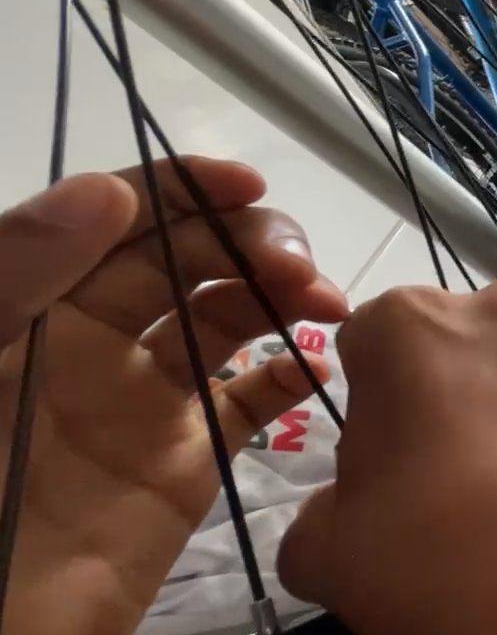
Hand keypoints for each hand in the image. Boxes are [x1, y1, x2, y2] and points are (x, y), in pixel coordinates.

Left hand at [0, 159, 346, 634]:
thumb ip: (18, 273)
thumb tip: (113, 191)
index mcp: (29, 305)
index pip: (116, 218)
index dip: (182, 190)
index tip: (252, 187)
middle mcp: (91, 338)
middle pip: (194, 260)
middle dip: (257, 247)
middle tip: (302, 269)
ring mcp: (148, 393)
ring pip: (238, 314)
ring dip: (288, 296)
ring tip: (327, 306)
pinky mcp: (194, 448)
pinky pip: (259, 392)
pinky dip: (296, 370)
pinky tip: (317, 365)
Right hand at [277, 275, 496, 634]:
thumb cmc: (442, 558)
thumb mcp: (327, 544)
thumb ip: (332, 492)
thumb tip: (367, 491)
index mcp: (412, 325)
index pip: (383, 340)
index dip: (391, 396)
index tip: (405, 445)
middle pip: (482, 333)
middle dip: (476, 380)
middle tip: (481, 459)